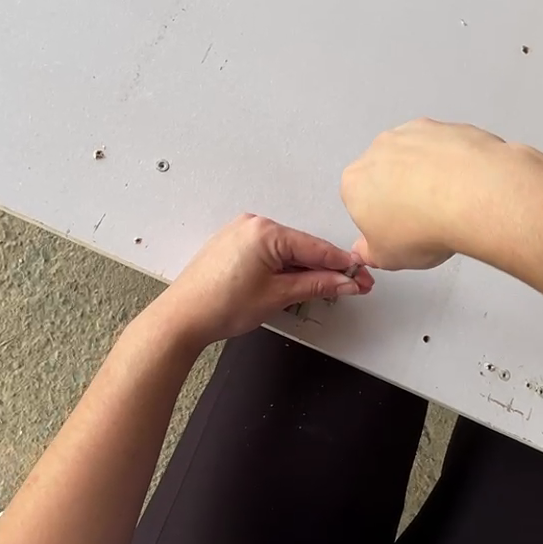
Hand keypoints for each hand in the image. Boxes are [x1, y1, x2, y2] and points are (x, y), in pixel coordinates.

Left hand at [146, 215, 373, 347]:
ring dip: (306, 269)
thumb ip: (317, 285)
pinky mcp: (233, 244)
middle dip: (327, 268)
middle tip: (350, 286)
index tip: (362, 277)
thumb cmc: (217, 306)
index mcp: (265, 231)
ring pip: (287, 250)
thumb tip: (343, 282)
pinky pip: (270, 251)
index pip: (316, 247)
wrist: (181, 318)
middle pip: (303, 247)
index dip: (343, 265)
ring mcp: (241, 233)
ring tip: (325, 289)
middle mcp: (252, 224)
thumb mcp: (278, 296)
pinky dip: (285, 266)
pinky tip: (296, 282)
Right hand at [340, 119, 532, 269]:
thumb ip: (369, 252)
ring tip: (449, 204)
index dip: (380, 219)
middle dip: (401, 193)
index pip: (360, 201)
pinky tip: (465, 186)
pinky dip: (454, 163)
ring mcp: (413, 135)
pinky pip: (445, 148)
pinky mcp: (444, 128)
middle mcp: (379, 151)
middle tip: (424, 219)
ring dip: (428, 175)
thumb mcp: (387, 258)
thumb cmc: (426, 224)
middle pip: (386, 173)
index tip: (398, 231)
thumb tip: (366, 250)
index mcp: (355, 182)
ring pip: (417, 157)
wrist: (471, 198)